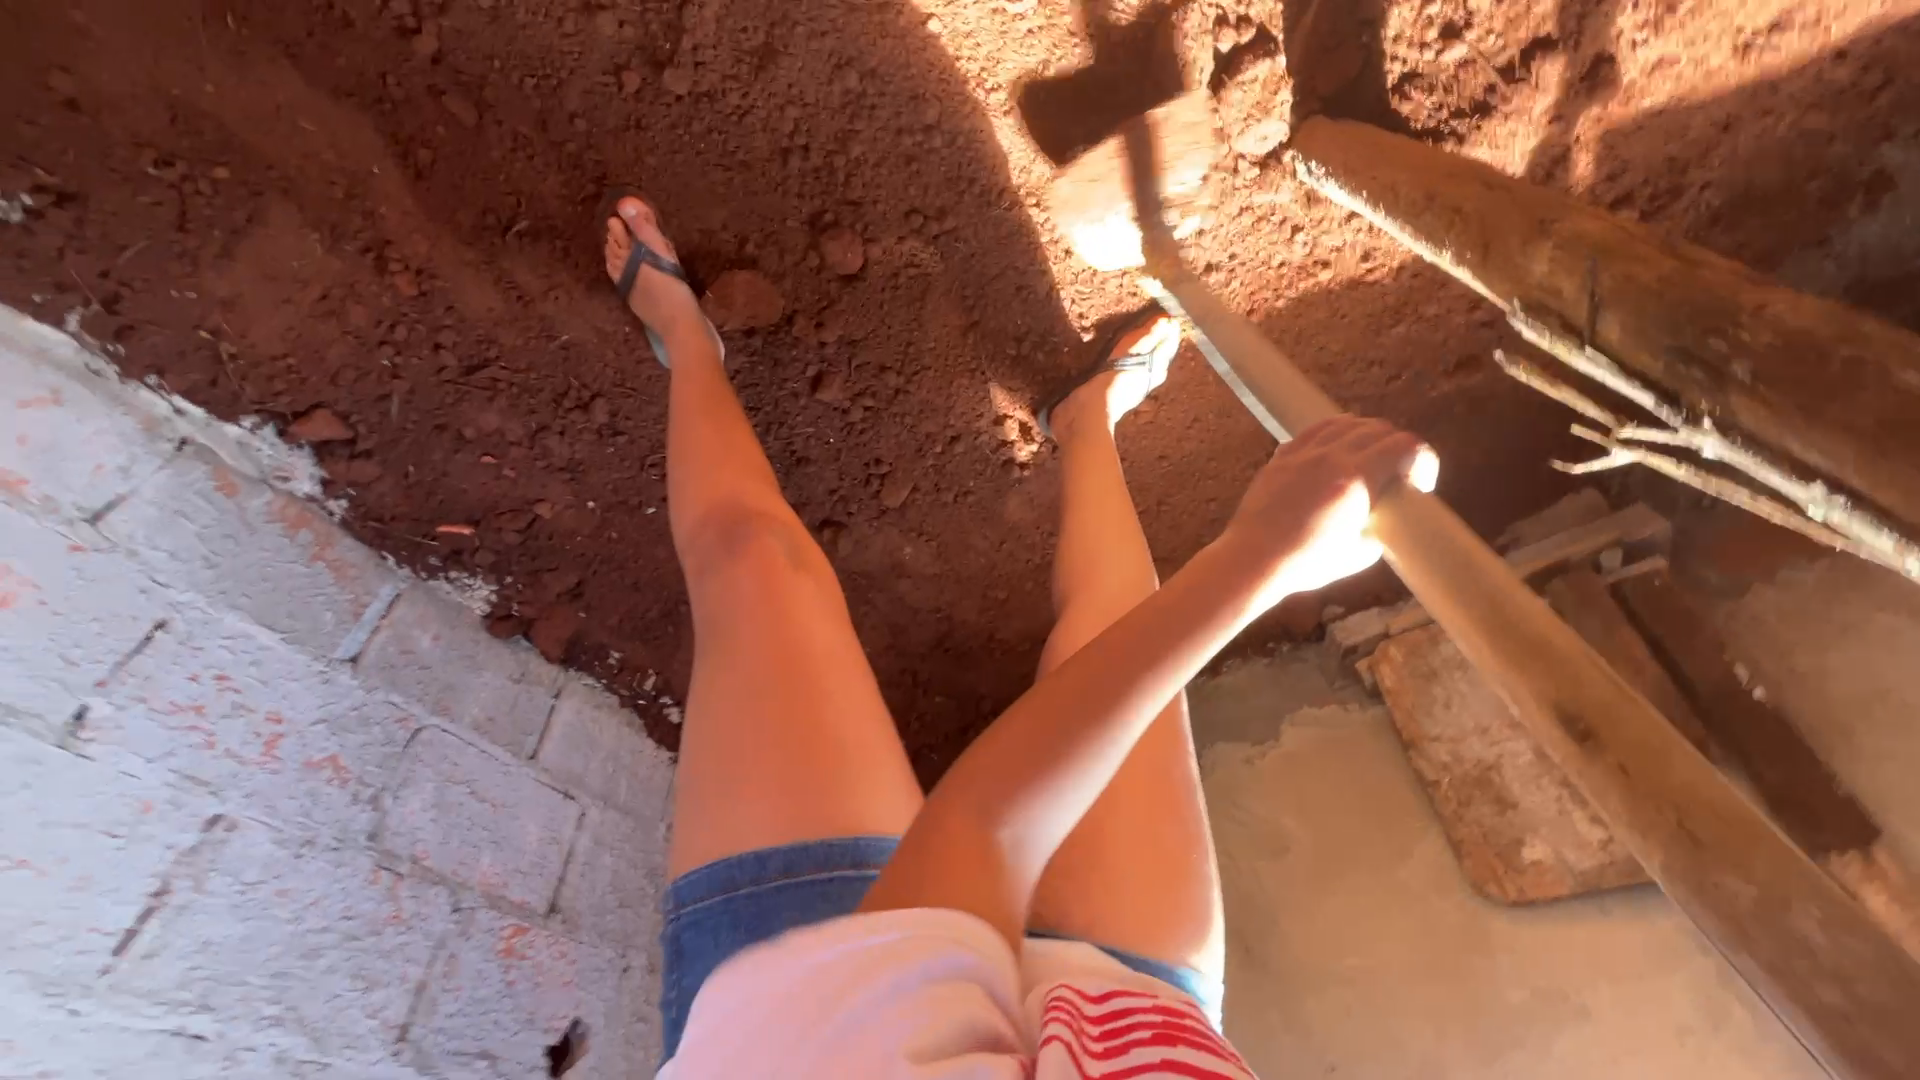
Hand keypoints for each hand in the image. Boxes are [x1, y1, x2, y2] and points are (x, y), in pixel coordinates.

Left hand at [1222, 415, 1436, 603]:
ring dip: (1365, 435)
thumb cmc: (1306, 562)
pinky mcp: (1280, 458)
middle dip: (1397, 447)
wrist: (1254, 558)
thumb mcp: (1361, 552)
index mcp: (1356, 479)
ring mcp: (1302, 454)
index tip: (1418, 484)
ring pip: (1345, 422)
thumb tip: (1382, 515)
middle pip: (1379, 428)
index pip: (1406, 444)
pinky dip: (1332, 434)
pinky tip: (1333, 451)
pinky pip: (1313, 431)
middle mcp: (1330, 457)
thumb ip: (1379, 525)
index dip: (1424, 460)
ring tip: (1367, 457)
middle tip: (1396, 472)